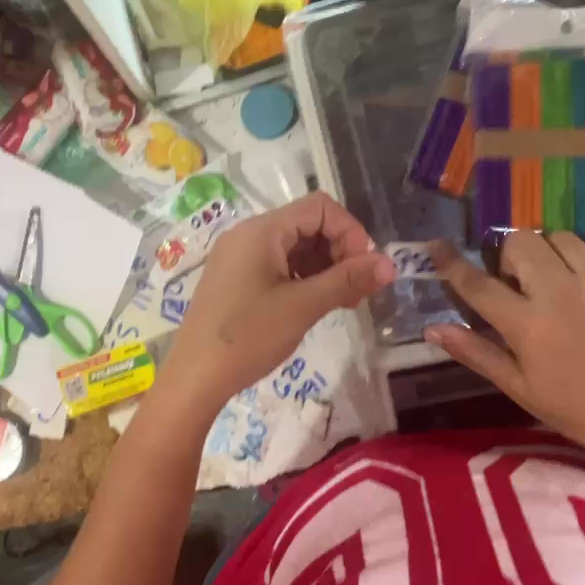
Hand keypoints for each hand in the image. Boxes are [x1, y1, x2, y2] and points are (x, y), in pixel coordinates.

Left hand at [163, 193, 394, 410]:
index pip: (318, 207)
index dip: (349, 231)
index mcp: (261, 231)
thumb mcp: (303, 307)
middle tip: (355, 291)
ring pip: (293, 247)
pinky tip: (313, 305)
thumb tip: (389, 264)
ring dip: (323, 268)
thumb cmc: (248, 337)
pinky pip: (276, 265)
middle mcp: (247, 235)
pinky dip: (301, 279)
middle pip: (306, 225)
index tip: (363, 268)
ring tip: (340, 302)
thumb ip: (347, 280)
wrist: (195, 377)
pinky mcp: (234, 279)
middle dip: (338, 251)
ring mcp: (238, 257)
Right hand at [425, 231, 584, 465]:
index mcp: (527, 324)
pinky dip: (576, 264)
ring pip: (557, 238)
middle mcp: (560, 293)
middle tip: (512, 281)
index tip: (436, 246)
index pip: (478, 283)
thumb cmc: (576, 410)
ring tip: (546, 279)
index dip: (451, 262)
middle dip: (507, 254)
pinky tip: (581, 293)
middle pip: (520, 242)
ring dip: (542, 252)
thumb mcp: (518, 387)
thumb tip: (432, 328)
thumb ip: (475, 352)